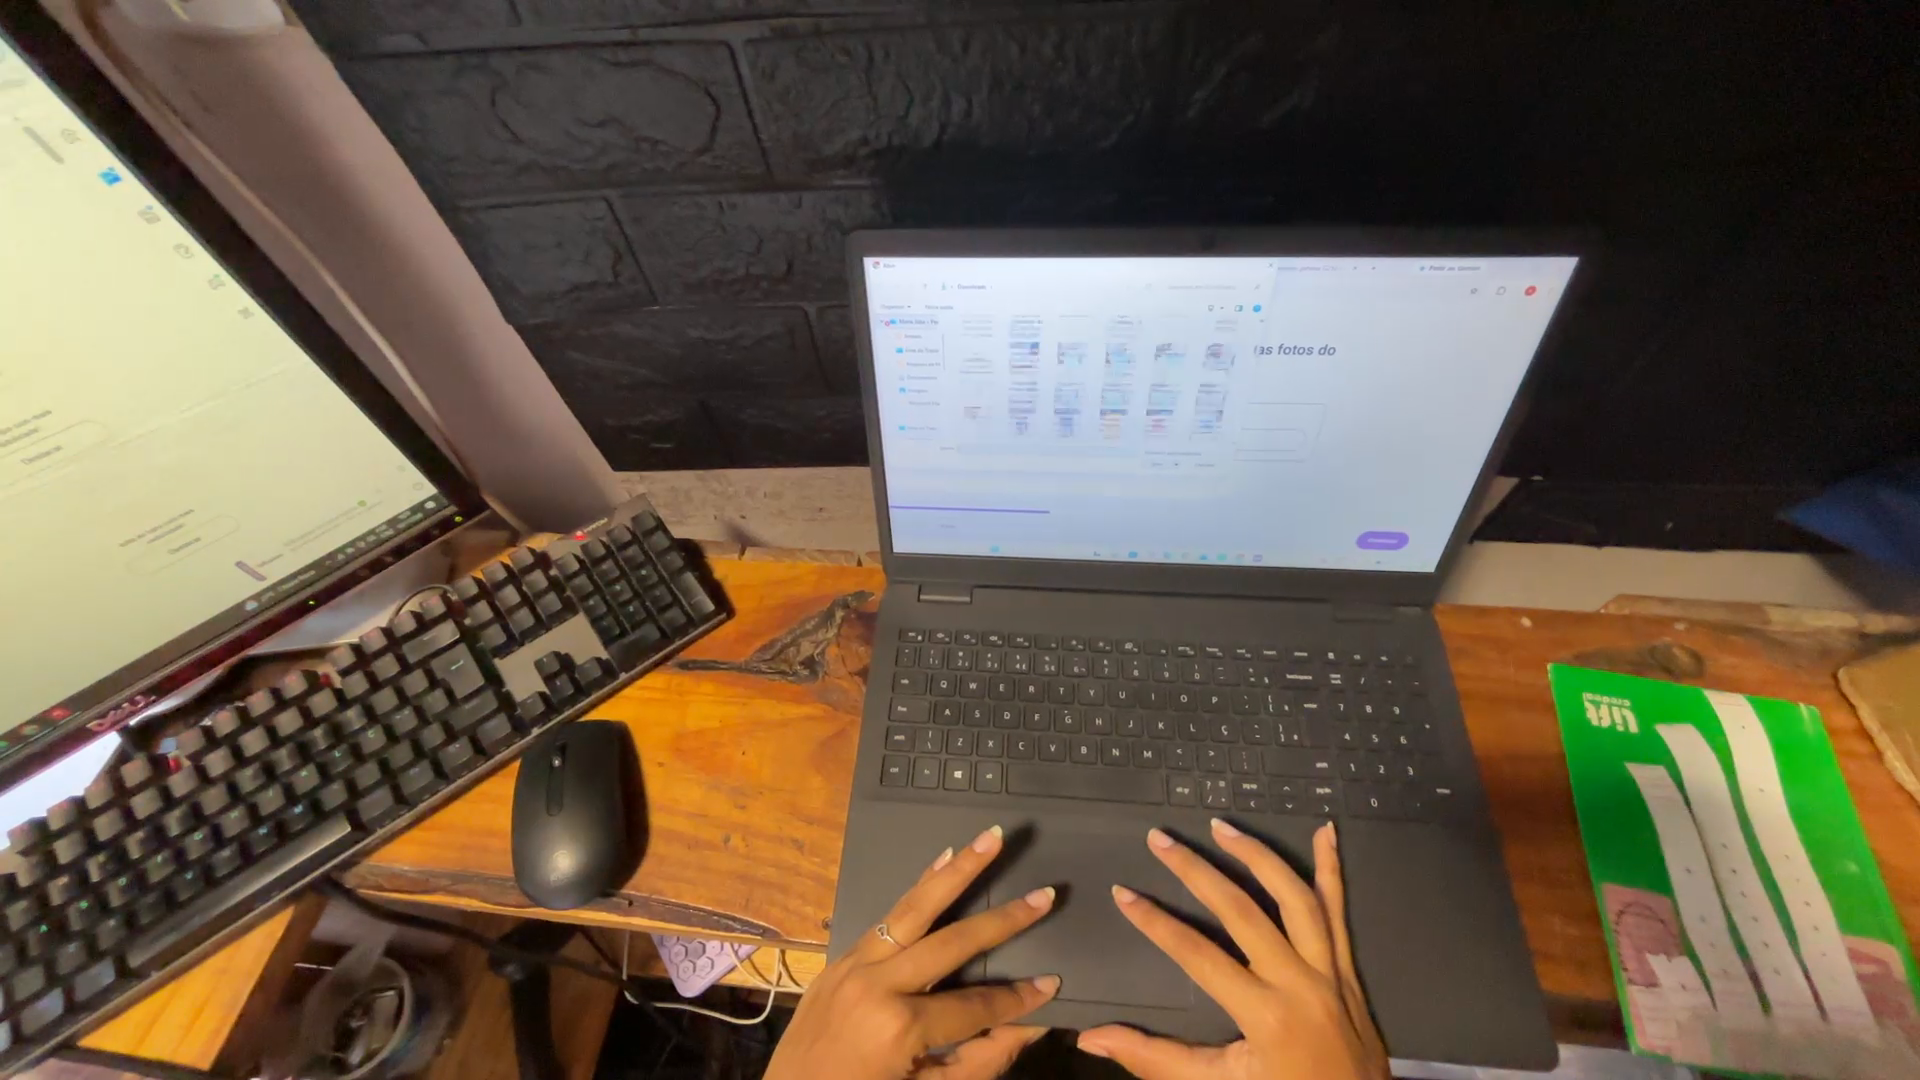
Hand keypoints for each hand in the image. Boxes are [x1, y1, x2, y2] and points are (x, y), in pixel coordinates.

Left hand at [766, 825, 1059, 1079]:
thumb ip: (979, 1061)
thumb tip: (1030, 1024)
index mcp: (899, 1027)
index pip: (974, 1006)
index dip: (1016, 1000)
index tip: (1052, 983)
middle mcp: (878, 983)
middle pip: (952, 941)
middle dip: (1003, 919)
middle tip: (1045, 895)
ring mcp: (855, 963)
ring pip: (916, 906)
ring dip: (958, 870)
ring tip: (991, 839)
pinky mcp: (842, 957)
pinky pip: (887, 913)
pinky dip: (919, 885)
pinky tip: (943, 859)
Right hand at [1077, 820, 1387, 1079]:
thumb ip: (1155, 1059)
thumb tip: (1092, 1038)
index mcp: (1266, 1015)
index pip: (1197, 954)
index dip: (1155, 922)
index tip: (1122, 892)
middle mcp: (1300, 983)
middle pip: (1242, 911)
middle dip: (1195, 870)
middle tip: (1159, 838)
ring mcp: (1330, 973)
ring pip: (1295, 898)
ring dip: (1256, 856)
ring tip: (1220, 826)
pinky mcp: (1349, 972)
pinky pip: (1341, 913)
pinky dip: (1333, 870)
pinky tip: (1324, 832)